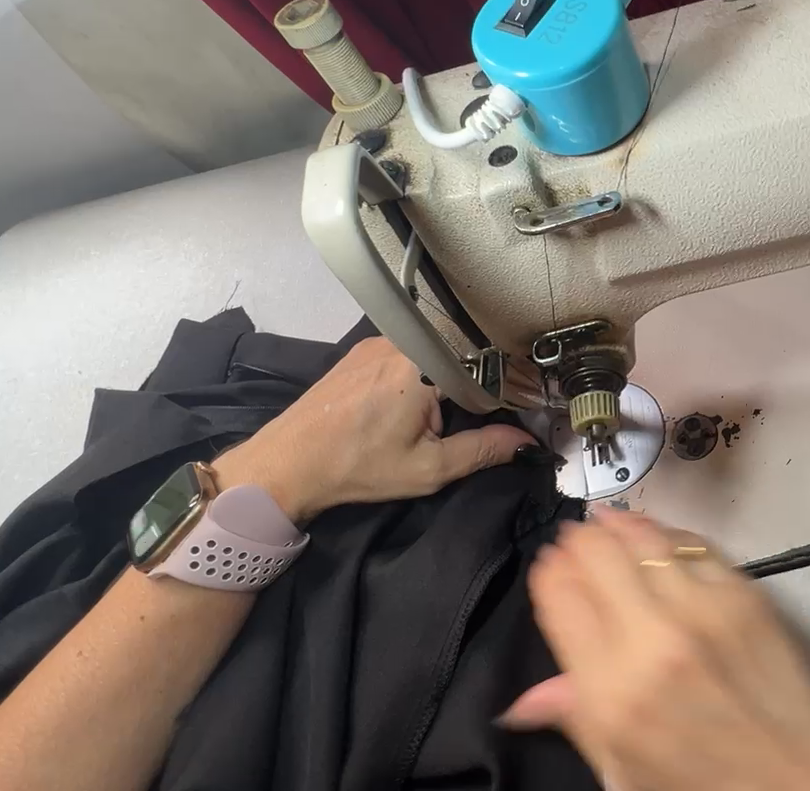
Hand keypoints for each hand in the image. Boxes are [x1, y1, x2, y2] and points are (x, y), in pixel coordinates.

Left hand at [214, 337, 534, 523]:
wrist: (283, 465)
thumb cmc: (356, 468)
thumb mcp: (427, 468)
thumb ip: (482, 450)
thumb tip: (527, 441)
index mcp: (423, 366)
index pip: (486, 363)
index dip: (507, 384)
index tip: (520, 403)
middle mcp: (403, 342)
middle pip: (461, 351)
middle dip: (477, 379)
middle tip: (484, 411)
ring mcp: (380, 340)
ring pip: (436, 349)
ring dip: (449, 373)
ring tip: (450, 406)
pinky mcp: (363, 347)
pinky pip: (411, 349)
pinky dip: (424, 368)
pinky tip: (415, 398)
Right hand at [505, 510, 809, 790]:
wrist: (801, 774)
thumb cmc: (705, 783)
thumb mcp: (626, 774)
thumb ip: (577, 719)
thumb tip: (520, 701)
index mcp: (612, 691)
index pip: (561, 598)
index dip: (549, 572)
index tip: (549, 566)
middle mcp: (652, 637)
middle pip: (597, 554)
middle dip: (579, 540)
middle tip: (576, 538)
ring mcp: (701, 607)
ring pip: (643, 536)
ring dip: (618, 523)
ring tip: (606, 519)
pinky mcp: (741, 590)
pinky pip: (691, 542)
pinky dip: (665, 532)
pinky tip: (654, 533)